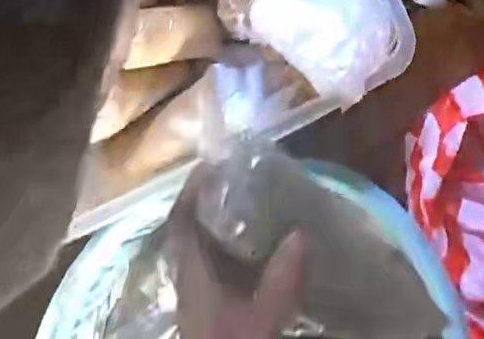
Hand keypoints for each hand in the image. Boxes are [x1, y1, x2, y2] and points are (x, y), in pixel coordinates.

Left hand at [171, 175, 306, 338]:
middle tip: (241, 174)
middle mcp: (190, 278)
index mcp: (191, 273)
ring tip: (253, 200)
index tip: (213, 161)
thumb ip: (280, 281)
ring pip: (205, 247)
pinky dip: (233, 248)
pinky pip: (217, 266)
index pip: (182, 219)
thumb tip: (301, 233)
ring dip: (223, 222)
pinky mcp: (211, 309)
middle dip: (212, 198)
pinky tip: (258, 247)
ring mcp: (199, 295)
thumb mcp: (260, 321)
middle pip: (193, 227)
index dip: (192, 187)